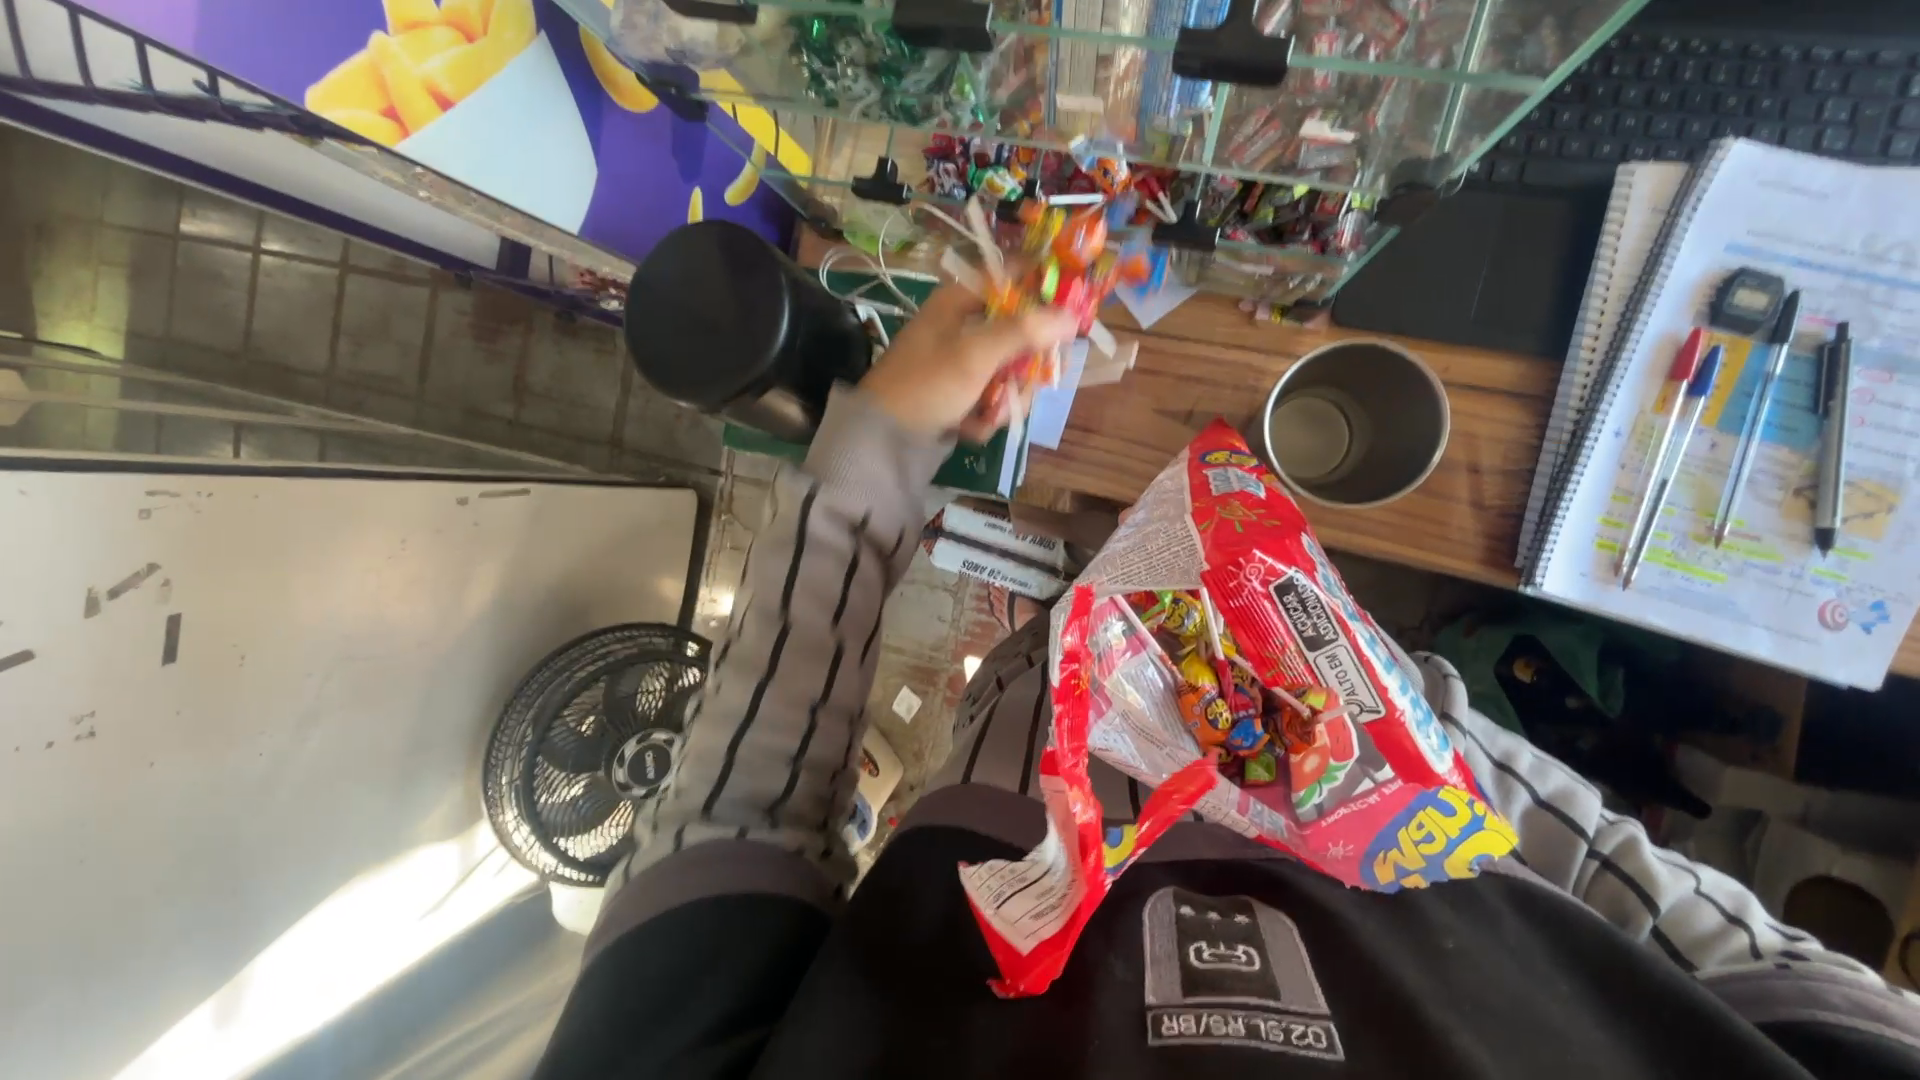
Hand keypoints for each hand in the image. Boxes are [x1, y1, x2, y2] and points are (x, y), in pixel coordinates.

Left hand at [859, 284, 1078, 440]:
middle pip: (1019, 332)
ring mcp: (960, 361)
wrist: (882, 439)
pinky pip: (990, 396)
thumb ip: (1024, 331)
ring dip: (1004, 398)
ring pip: (1009, 370)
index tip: (1072, 309)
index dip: (1044, 286)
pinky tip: (969, 427)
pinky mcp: (957, 393)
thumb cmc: (926, 384)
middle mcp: (961, 325)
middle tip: (1029, 382)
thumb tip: (1072, 315)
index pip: (1012, 275)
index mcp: (959, 300)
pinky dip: (984, 415)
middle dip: (1024, 367)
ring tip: (987, 416)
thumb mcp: (975, 354)